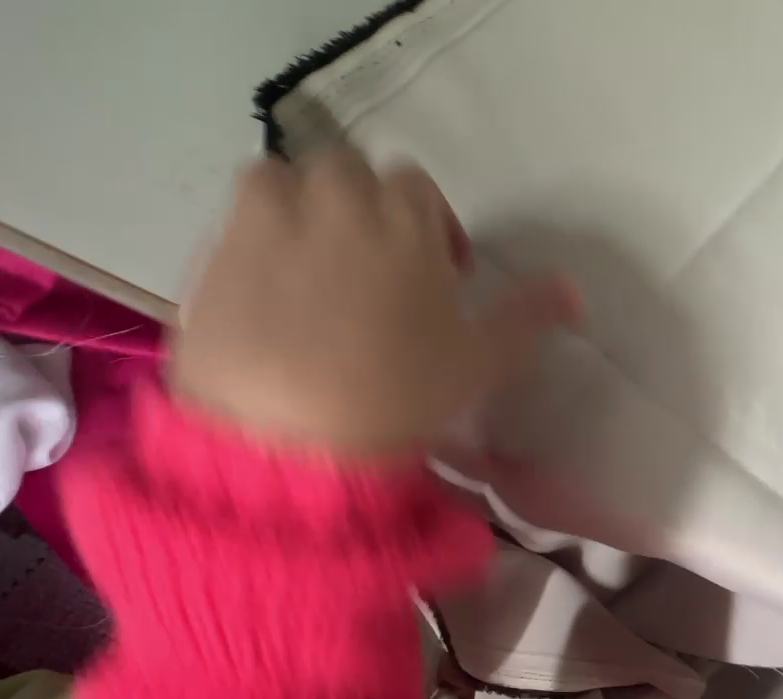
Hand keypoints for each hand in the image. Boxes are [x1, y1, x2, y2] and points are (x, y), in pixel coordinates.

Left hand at [172, 148, 580, 455]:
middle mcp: (330, 197)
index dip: (433, 230)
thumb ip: (528, 317)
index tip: (439, 279)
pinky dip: (261, 245)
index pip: (418, 190)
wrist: (285, 435)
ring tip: (322, 277)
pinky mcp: (210, 251)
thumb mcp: (481, 361)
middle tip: (382, 279)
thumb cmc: (399, 393)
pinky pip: (240, 226)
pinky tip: (275, 301)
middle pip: (352, 178)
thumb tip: (572, 289)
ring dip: (309, 215)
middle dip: (370, 216)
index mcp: (401, 215)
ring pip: (288, 187)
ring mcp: (262, 218)